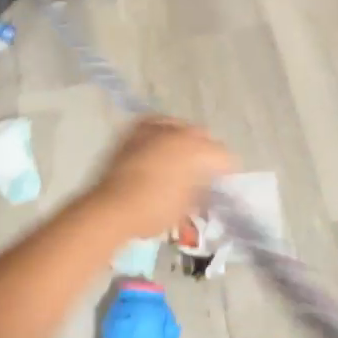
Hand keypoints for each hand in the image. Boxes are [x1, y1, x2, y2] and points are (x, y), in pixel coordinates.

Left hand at [85, 117, 233, 238]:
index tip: (224, 181)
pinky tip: (159, 147)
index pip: (224, 155)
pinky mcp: (132, 133)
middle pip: (201, 136)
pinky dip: (160, 134)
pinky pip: (154, 126)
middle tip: (203, 170)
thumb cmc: (153, 211)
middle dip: (205, 151)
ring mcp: (153, 129)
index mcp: (196, 150)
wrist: (111, 208)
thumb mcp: (186, 205)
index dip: (227, 170)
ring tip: (181, 156)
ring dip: (183, 140)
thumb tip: (204, 183)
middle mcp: (177, 132)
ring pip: (178, 127)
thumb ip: (200, 189)